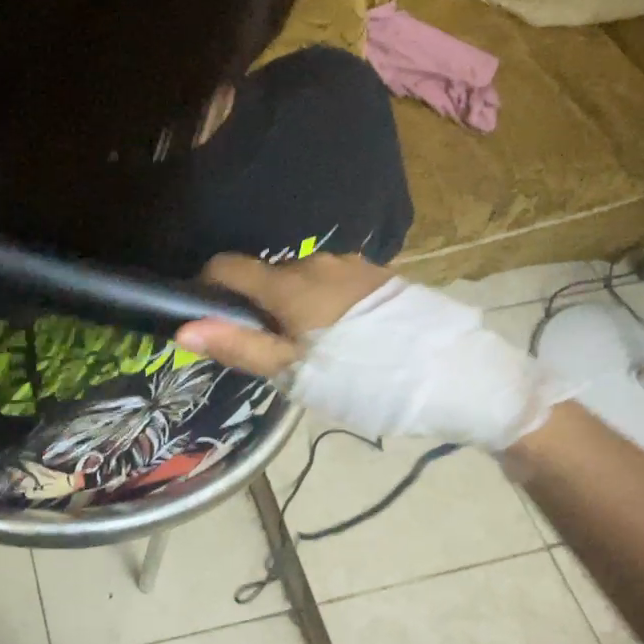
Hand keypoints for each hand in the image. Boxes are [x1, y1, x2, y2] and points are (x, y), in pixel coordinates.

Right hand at [175, 252, 392, 377]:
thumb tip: (182, 328)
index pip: (225, 265)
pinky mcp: (380, 277)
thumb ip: (238, 347)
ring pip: (301, 280)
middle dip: (256, 306)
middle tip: (272, 353)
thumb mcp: (295, 374)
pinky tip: (347, 341)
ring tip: (314, 351)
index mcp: (288, 284)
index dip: (207, 287)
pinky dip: (324, 305)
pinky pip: (333, 284)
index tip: (210, 320)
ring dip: (293, 307)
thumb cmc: (367, 381)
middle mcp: (316, 263)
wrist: (461, 378)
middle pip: (265, 276)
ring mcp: (352, 266)